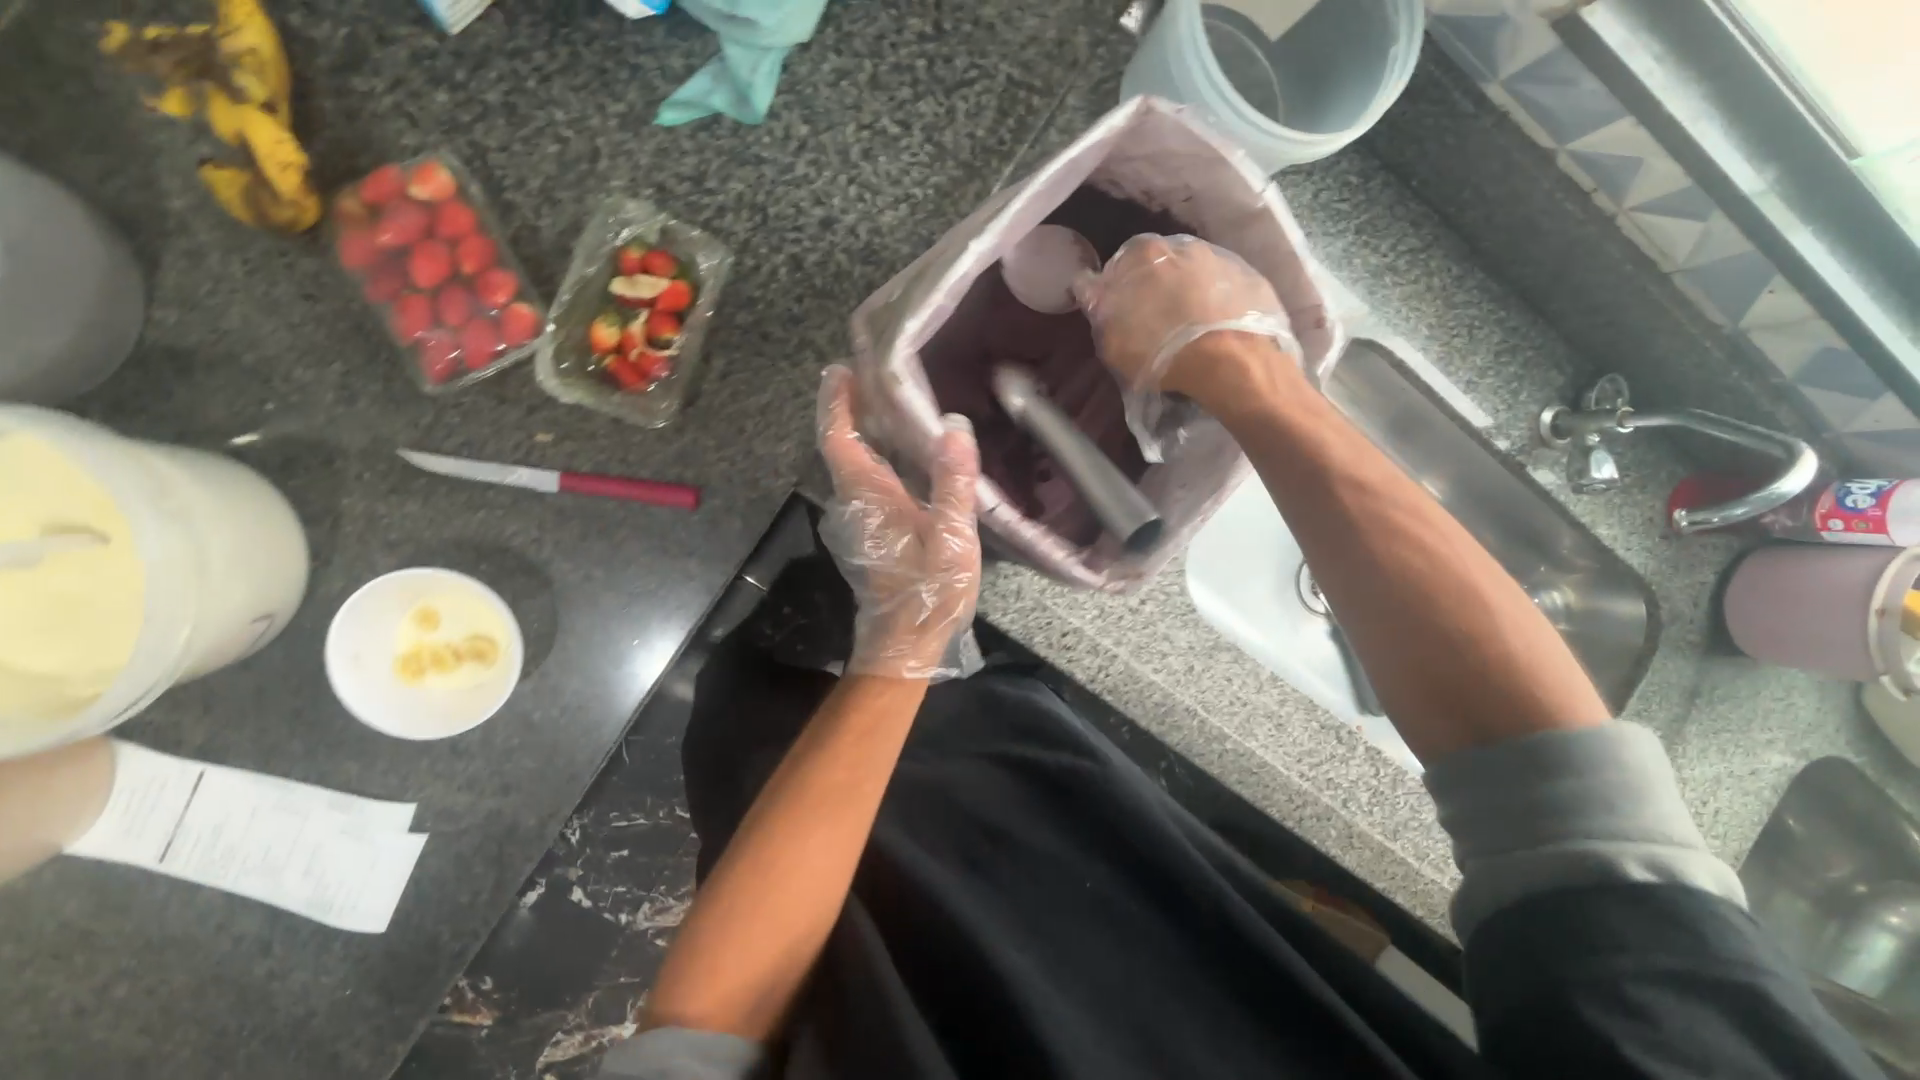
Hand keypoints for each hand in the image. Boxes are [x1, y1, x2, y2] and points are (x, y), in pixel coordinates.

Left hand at [816, 365, 981, 680]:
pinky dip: (880, 454)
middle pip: (843, 445)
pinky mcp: (872, 532)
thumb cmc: (926, 591)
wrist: (905, 644)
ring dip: (866, 430)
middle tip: (876, 372)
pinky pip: (869, 480)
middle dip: (852, 407)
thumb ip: (952, 482)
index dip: (837, 402)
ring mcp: (861, 518)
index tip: (841, 369)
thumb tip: (953, 426)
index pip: (839, 438)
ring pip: (855, 463)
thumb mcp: (951, 537)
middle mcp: (854, 501)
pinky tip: (907, 450)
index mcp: (867, 495)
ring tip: (895, 400)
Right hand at [1074, 234, 1302, 414]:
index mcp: (1143, 254)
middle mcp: (1182, 246)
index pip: (1118, 266)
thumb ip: (1098, 308)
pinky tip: (1213, 328)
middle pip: (1158, 266)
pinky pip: (1220, 287)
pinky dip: (1214, 302)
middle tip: (1153, 322)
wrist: (1230, 361)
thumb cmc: (1161, 352)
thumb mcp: (1113, 341)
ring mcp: (1219, 259)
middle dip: (1152, 288)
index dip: (1116, 291)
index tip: (1120, 314)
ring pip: (1191, 274)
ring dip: (1184, 293)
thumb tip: (1090, 288)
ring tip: (1186, 327)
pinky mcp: (1248, 277)